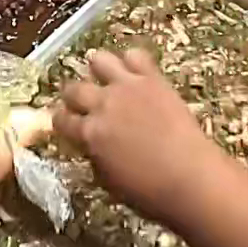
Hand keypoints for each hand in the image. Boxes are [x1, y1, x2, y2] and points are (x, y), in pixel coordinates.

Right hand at [54, 49, 223, 225]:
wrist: (188, 175)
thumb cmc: (148, 190)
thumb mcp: (108, 179)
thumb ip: (95, 153)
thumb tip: (91, 142)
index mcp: (89, 134)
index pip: (61, 120)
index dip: (60, 120)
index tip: (64, 121)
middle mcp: (103, 104)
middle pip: (74, 88)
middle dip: (72, 94)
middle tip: (79, 100)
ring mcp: (127, 86)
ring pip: (100, 60)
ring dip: (97, 67)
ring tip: (102, 73)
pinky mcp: (152, 77)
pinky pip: (135, 55)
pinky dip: (131, 60)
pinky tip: (133, 70)